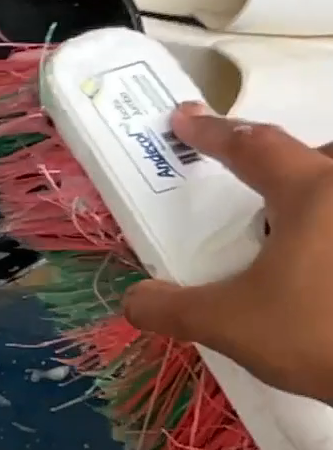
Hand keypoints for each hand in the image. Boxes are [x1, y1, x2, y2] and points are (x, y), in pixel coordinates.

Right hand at [121, 104, 332, 404]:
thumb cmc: (323, 331)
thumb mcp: (225, 324)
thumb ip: (167, 307)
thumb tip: (136, 299)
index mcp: (319, 191)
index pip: (254, 148)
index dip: (212, 133)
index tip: (185, 118)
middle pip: (328, 160)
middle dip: (302, 174)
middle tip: (270, 213)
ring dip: (324, 210)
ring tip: (308, 253)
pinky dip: (331, 248)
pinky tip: (325, 279)